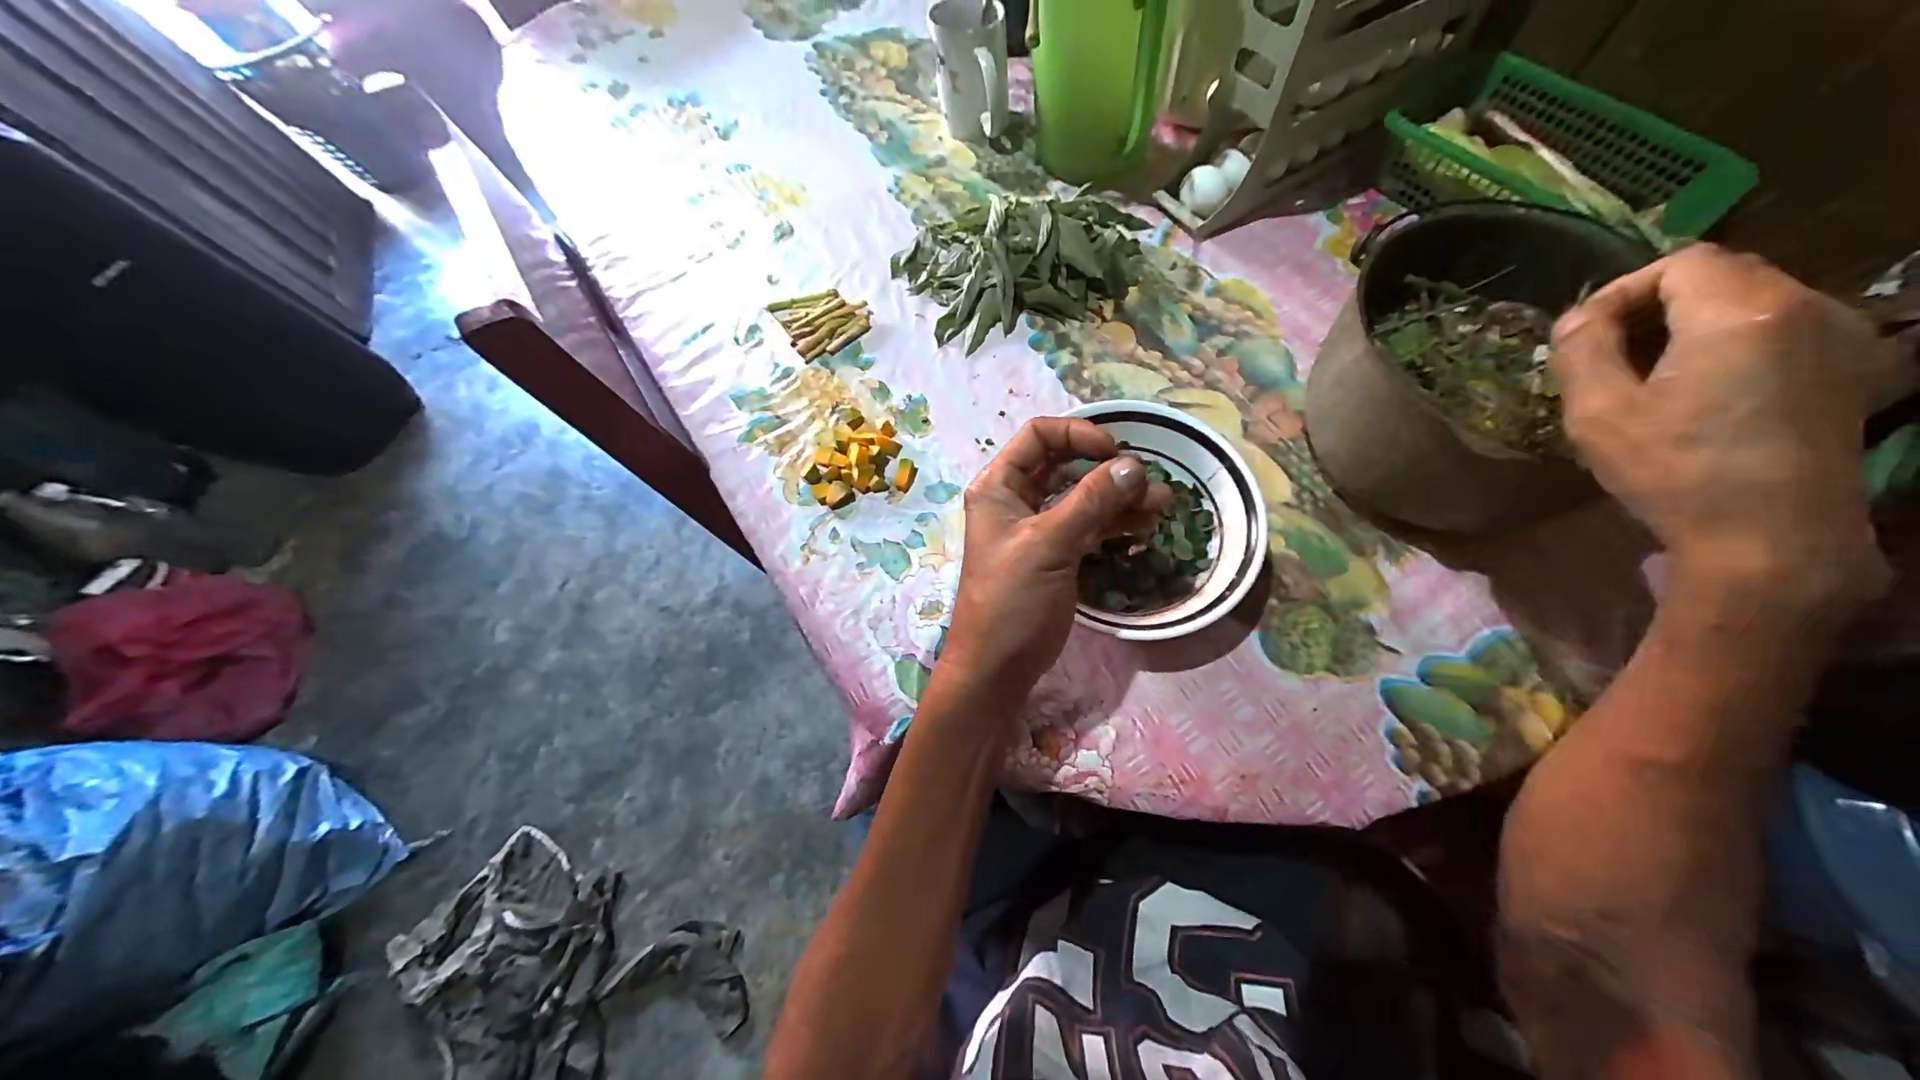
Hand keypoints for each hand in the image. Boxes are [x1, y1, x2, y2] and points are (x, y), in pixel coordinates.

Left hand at [941, 418, 1171, 692]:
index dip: (1079, 435)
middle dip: (1108, 470)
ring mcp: (1038, 528)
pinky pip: (1089, 526)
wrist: (997, 667)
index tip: (1116, 452)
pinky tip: (1146, 524)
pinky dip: (1115, 522)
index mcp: (999, 487)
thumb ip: (1090, 501)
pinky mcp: (1056, 554)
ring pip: (1083, 497)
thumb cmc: (1011, 601)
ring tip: (1162, 505)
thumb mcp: (1048, 545)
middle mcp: (1016, 500)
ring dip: (1120, 497)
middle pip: (1066, 465)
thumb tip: (1132, 465)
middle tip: (1150, 485)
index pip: (1039, 437)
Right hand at [1551, 245, 1906, 609]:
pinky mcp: (1852, 368)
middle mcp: (1808, 306)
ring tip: (1652, 372)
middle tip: (1610, 352)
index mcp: (1742, 312)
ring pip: (1755, 299)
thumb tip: (1579, 317)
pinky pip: (1785, 328)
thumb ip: (1581, 350)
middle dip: (1656, 305)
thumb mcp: (1599, 413)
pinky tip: (1706, 386)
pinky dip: (1735, 341)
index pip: (1680, 262)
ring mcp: (1842, 337)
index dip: (1623, 289)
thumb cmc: (1674, 472)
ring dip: (1694, 323)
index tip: (1586, 334)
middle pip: (1722, 274)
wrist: (1770, 539)